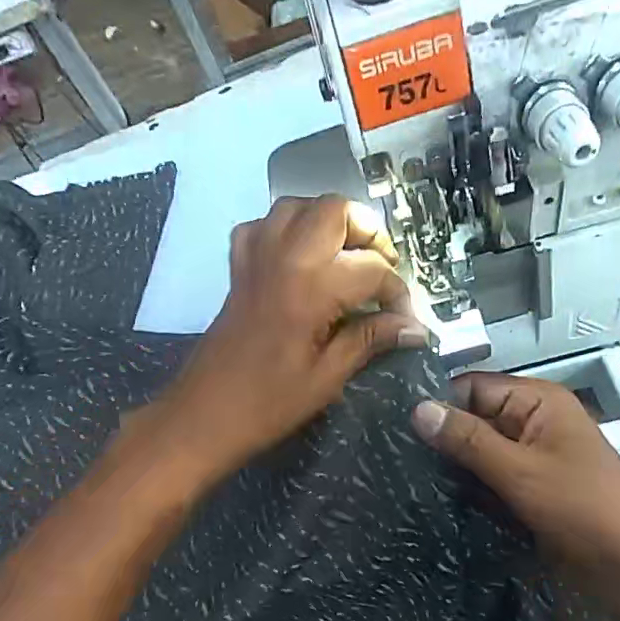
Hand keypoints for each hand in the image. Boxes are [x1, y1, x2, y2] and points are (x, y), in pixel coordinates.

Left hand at [129, 195, 425, 485]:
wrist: (203, 415)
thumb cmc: (269, 404)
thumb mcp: (329, 377)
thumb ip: (371, 340)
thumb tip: (415, 328)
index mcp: (309, 289)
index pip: (373, 269)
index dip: (398, 293)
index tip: (407, 321)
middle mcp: (283, 259)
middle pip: (335, 209)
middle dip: (369, 233)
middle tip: (381, 270)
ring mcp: (256, 257)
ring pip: (298, 205)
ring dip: (330, 223)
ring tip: (349, 258)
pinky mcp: (238, 267)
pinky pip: (264, 225)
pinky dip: (289, 230)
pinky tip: (303, 259)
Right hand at [411, 373, 619, 590]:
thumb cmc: (582, 507)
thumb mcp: (520, 470)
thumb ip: (468, 440)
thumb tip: (416, 408)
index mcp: (539, 401)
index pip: (474, 386)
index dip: (437, 401)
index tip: (390, 420)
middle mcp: (534, 423)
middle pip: (475, 420)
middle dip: (440, 438)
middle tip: (387, 454)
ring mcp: (532, 460)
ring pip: (480, 455)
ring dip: (452, 468)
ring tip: (399, 478)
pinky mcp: (530, 493)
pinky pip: (491, 482)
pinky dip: (470, 491)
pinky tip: (431, 500)